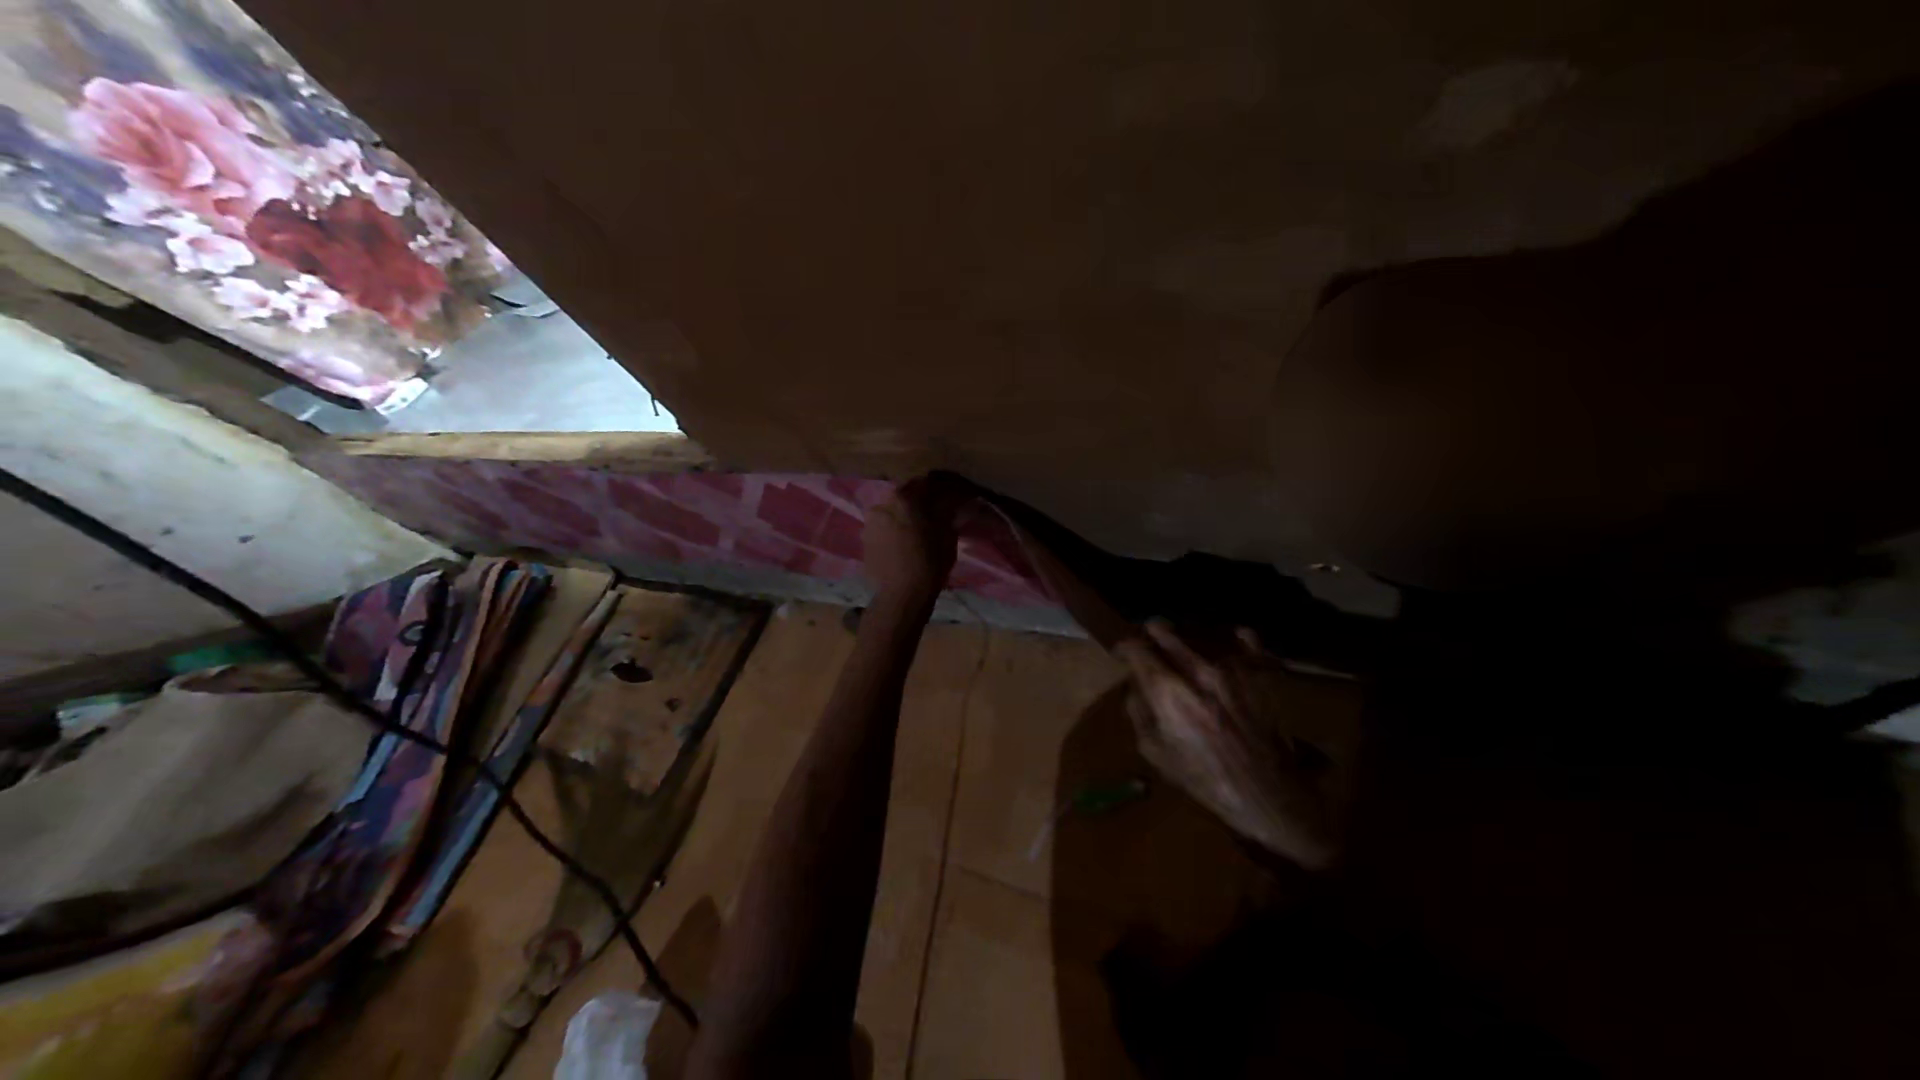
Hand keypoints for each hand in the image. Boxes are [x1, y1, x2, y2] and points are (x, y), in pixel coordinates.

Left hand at [863, 476, 963, 600]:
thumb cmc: (930, 561)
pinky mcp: (863, 542)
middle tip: (931, 514)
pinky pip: (882, 529)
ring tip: (915, 531)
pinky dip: (892, 532)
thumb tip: (948, 498)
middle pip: (904, 497)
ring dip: (902, 517)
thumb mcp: (947, 533)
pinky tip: (902, 545)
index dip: (938, 488)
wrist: (901, 595)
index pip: (924, 482)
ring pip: (890, 513)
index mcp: (904, 498)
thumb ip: (945, 510)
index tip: (947, 495)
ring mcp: (869, 524)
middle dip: (918, 502)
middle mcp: (881, 505)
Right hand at [1117, 621, 1358, 869]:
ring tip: (1191, 659)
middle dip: (1151, 635)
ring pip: (1199, 635)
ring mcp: (1234, 666)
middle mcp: (1199, 670)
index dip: (1124, 648)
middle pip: (1163, 630)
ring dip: (1189, 644)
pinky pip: (1247, 638)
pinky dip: (1236, 640)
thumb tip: (1134, 684)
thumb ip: (1138, 711)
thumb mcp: (1156, 752)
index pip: (1136, 648)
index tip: (1122, 655)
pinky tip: (1233, 644)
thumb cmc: (1207, 779)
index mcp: (1168, 692)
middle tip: (1151, 646)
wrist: (1269, 793)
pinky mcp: (1263, 670)